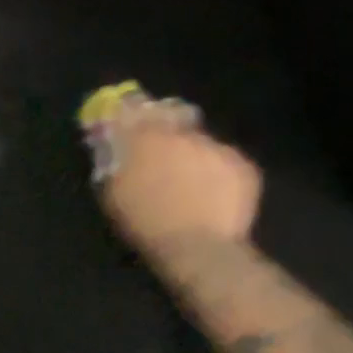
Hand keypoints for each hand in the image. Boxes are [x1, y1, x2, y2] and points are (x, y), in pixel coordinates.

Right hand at [96, 100, 262, 249]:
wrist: (197, 248)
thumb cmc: (144, 221)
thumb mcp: (112, 189)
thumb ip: (111, 158)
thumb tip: (111, 140)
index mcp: (142, 135)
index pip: (132, 104)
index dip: (129, 108)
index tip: (127, 115)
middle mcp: (179, 132)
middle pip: (171, 113)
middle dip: (165, 123)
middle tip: (162, 146)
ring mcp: (214, 146)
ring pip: (200, 137)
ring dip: (192, 149)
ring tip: (190, 176)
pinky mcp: (242, 164)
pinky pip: (225, 159)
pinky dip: (217, 169)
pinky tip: (213, 191)